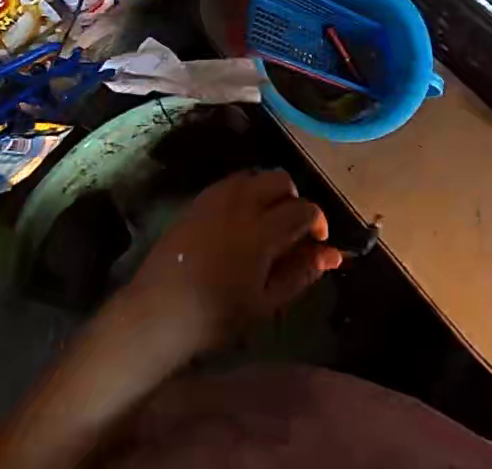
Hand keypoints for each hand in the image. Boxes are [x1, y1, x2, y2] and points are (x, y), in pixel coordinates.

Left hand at [117, 169, 342, 358]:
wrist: (158, 311)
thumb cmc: (217, 315)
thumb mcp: (266, 302)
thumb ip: (302, 272)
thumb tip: (333, 254)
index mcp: (263, 230)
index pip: (304, 209)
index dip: (318, 223)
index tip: (317, 243)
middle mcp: (242, 202)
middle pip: (281, 179)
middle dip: (294, 199)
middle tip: (291, 231)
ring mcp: (216, 196)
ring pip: (255, 175)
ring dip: (269, 192)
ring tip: (266, 224)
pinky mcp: (198, 199)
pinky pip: (231, 182)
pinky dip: (245, 192)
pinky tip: (240, 221)